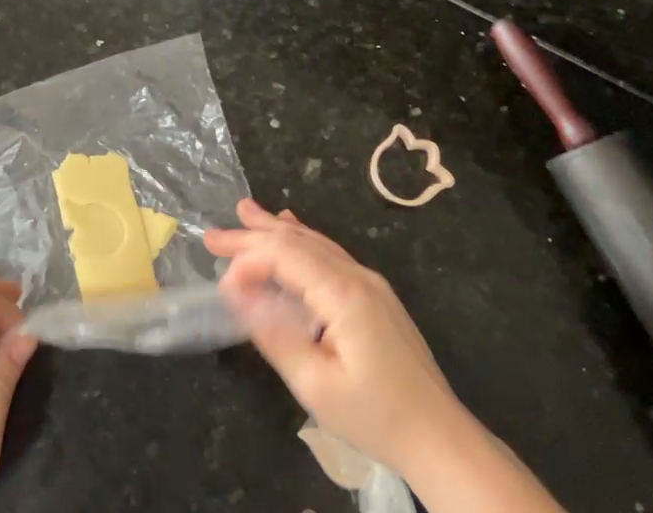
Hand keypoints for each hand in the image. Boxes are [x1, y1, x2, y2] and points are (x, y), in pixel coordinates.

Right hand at [206, 199, 459, 471]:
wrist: (441, 438)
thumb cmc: (375, 417)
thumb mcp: (314, 384)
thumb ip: (273, 332)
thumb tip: (235, 292)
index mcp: (345, 294)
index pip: (286, 256)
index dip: (249, 260)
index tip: (222, 285)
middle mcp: (359, 277)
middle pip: (299, 242)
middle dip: (254, 235)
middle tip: (212, 235)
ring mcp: (372, 285)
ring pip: (317, 244)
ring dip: (277, 231)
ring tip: (245, 213)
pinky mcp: (376, 299)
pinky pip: (332, 257)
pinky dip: (304, 242)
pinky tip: (293, 229)